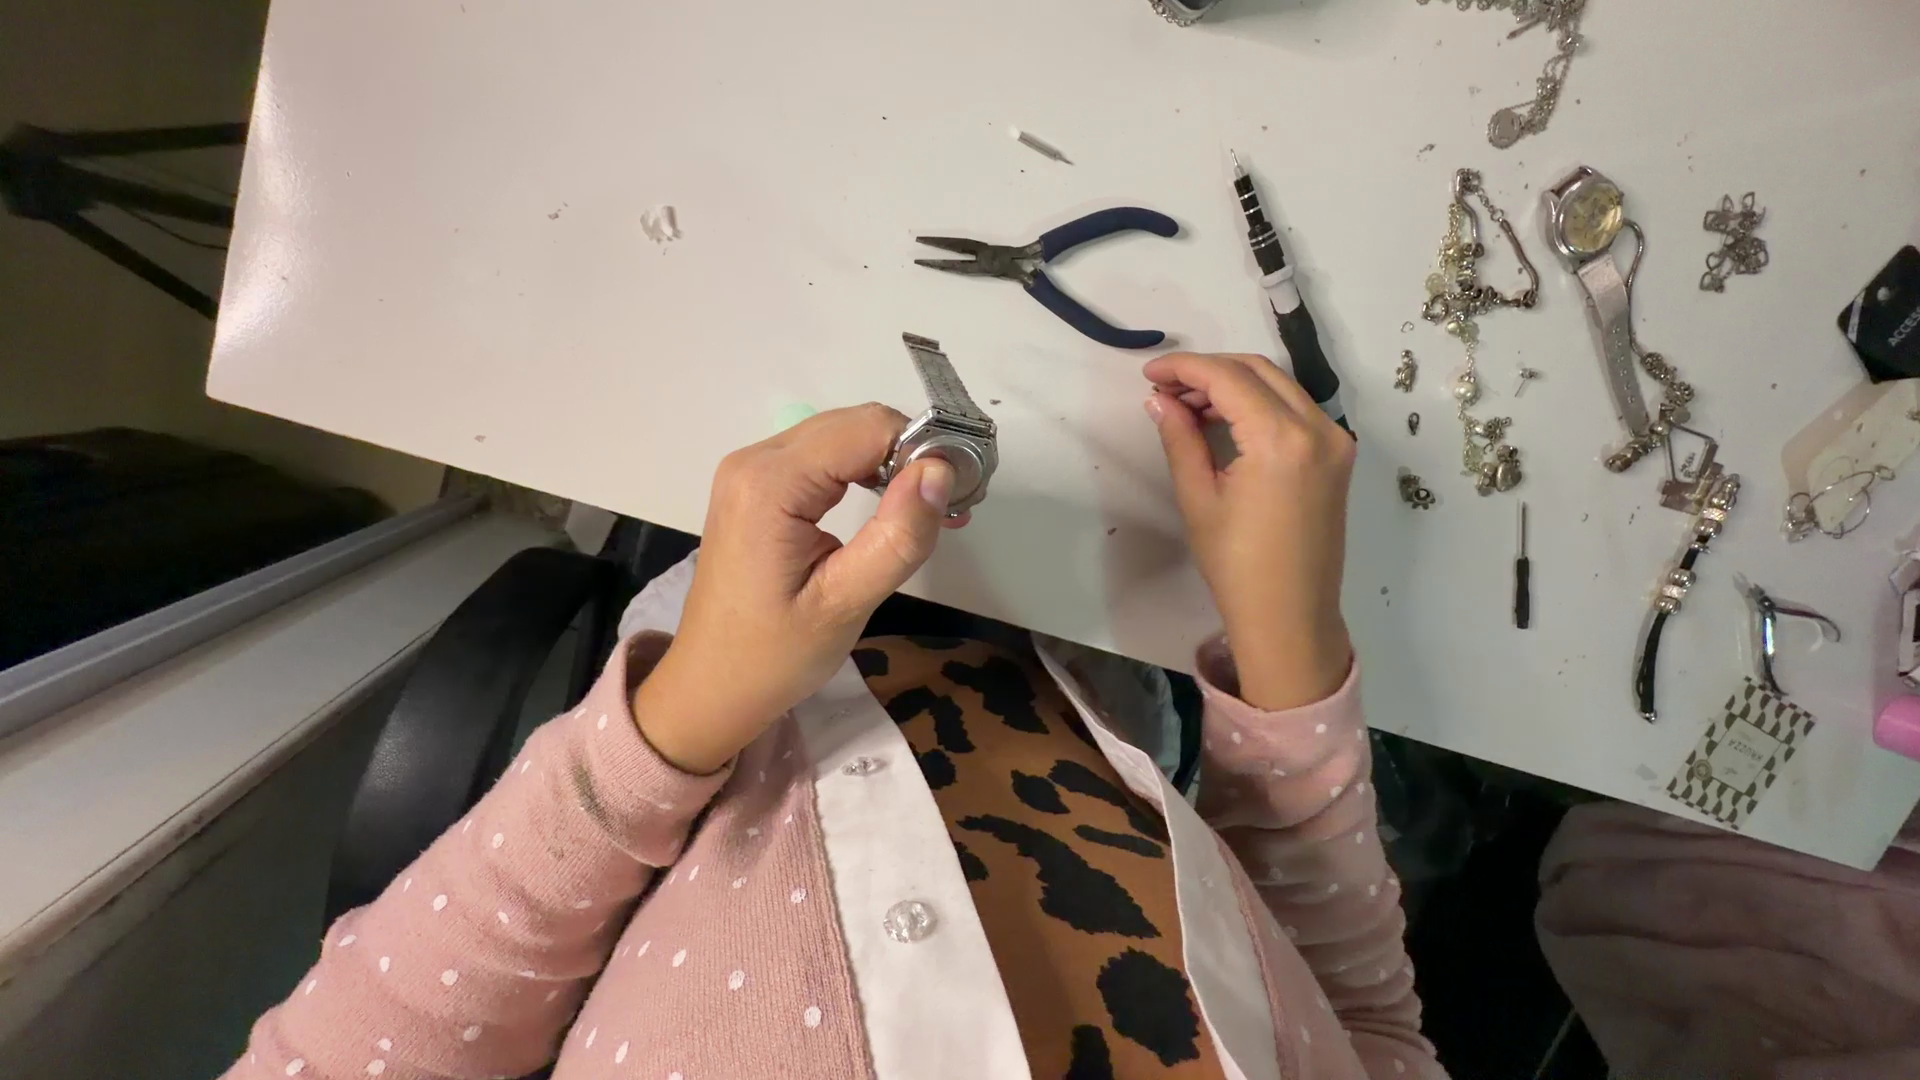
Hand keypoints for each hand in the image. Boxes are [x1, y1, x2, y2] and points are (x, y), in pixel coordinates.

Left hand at [632, 404, 966, 772]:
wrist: (711, 685)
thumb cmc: (774, 656)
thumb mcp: (846, 603)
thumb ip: (897, 536)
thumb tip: (940, 471)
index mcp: (770, 483)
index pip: (868, 428)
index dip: (922, 451)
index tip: (960, 495)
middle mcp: (755, 459)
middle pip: (856, 425)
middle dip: (912, 456)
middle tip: (953, 508)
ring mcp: (752, 470)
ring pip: (844, 437)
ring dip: (893, 464)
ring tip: (930, 512)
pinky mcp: (758, 486)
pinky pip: (825, 459)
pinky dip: (866, 473)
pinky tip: (892, 508)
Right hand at [1142, 353, 1354, 710]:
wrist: (1289, 614)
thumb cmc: (1236, 564)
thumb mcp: (1198, 498)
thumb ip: (1180, 439)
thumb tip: (1160, 400)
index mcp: (1282, 439)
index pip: (1228, 378)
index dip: (1185, 368)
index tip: (1150, 373)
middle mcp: (1318, 428)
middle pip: (1257, 371)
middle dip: (1208, 371)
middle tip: (1165, 389)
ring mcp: (1334, 440)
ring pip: (1278, 385)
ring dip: (1232, 385)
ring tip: (1187, 406)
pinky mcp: (1337, 455)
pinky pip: (1294, 409)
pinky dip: (1258, 403)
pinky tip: (1224, 421)